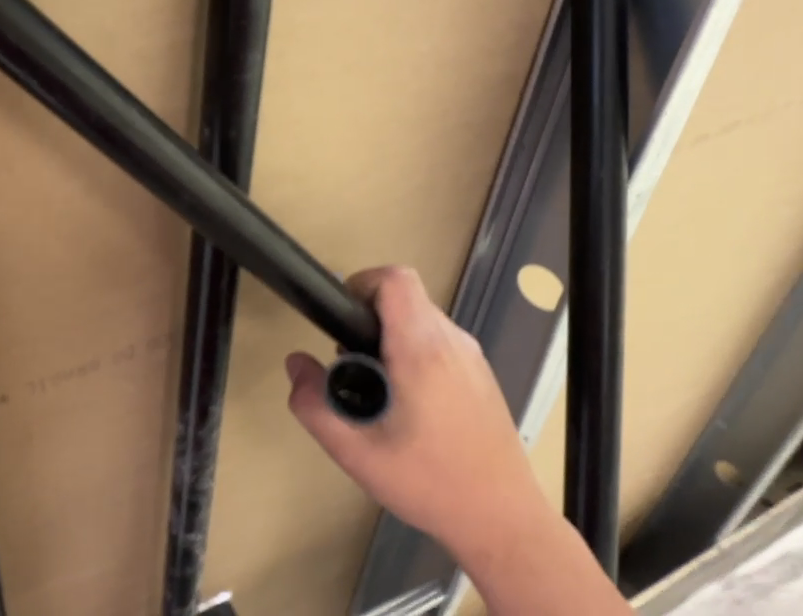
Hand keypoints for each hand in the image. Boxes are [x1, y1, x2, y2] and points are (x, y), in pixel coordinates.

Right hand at [285, 266, 546, 559]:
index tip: (342, 322)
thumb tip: (296, 364)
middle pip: (404, 299)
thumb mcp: (355, 452)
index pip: (394, 278)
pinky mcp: (483, 378)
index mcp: (422, 350)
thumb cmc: (431, 484)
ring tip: (380, 393)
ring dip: (391, 339)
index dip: (360, 285)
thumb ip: (313, 403)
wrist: (506, 524)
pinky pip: (440, 344)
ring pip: (422, 321)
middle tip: (354, 368)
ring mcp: (473, 360)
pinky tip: (410, 407)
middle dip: (369, 321)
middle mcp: (453, 344)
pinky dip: (415, 356)